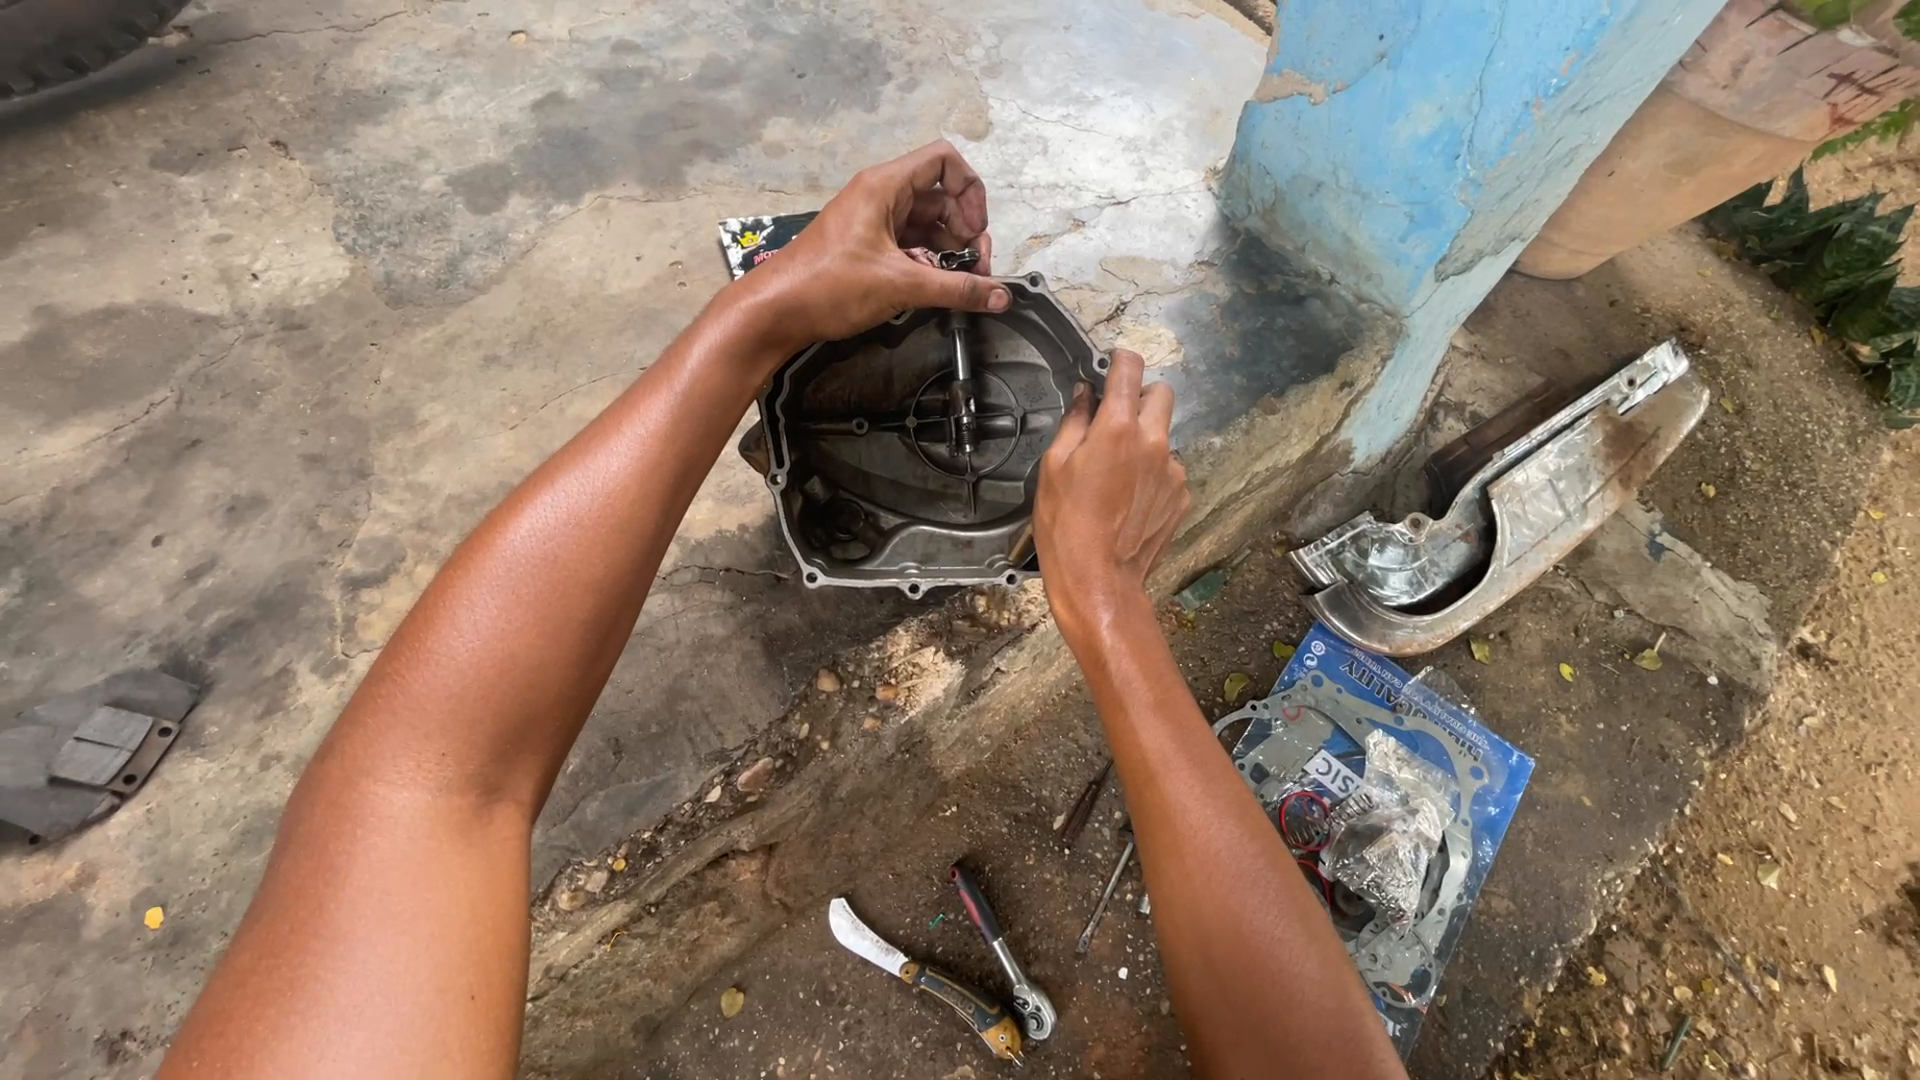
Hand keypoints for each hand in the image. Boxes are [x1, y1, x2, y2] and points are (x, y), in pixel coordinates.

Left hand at [735, 141, 1009, 353]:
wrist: (777, 311)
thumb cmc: (828, 286)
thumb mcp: (900, 285)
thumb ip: (956, 288)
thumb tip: (1001, 294)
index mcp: (885, 186)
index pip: (944, 161)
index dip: (971, 191)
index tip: (977, 232)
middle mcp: (881, 196)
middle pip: (942, 197)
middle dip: (966, 230)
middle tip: (976, 269)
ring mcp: (874, 223)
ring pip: (928, 225)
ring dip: (950, 251)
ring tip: (960, 283)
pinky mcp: (868, 249)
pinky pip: (911, 246)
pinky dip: (929, 263)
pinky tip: (936, 287)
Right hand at [1034, 349, 1188, 639]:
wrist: (1098, 579)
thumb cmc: (1066, 524)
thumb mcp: (1054, 467)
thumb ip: (1074, 422)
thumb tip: (1086, 396)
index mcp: (1119, 428)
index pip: (1130, 368)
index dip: (1119, 361)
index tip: (1110, 365)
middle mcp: (1154, 441)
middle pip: (1162, 394)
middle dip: (1140, 397)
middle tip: (1114, 419)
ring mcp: (1173, 469)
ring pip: (1164, 435)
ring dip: (1145, 440)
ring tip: (1115, 474)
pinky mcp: (1181, 495)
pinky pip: (1168, 469)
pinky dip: (1151, 473)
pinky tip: (1128, 499)